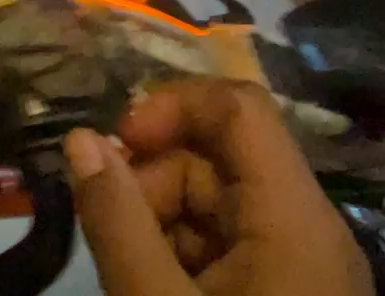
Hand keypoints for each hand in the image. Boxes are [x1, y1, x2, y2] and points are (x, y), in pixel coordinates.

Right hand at [63, 78, 371, 295]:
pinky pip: (225, 240)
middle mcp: (306, 228)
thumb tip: (78, 139)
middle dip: (152, 178)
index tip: (117, 145)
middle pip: (216, 154)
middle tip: (112, 229)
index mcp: (294, 219)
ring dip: (159, 219)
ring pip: (213, 199)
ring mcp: (301, 263)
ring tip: (134, 275)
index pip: (238, 107)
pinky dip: (180, 251)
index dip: (171, 106)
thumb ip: (114, 218)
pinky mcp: (289, 292)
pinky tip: (158, 289)